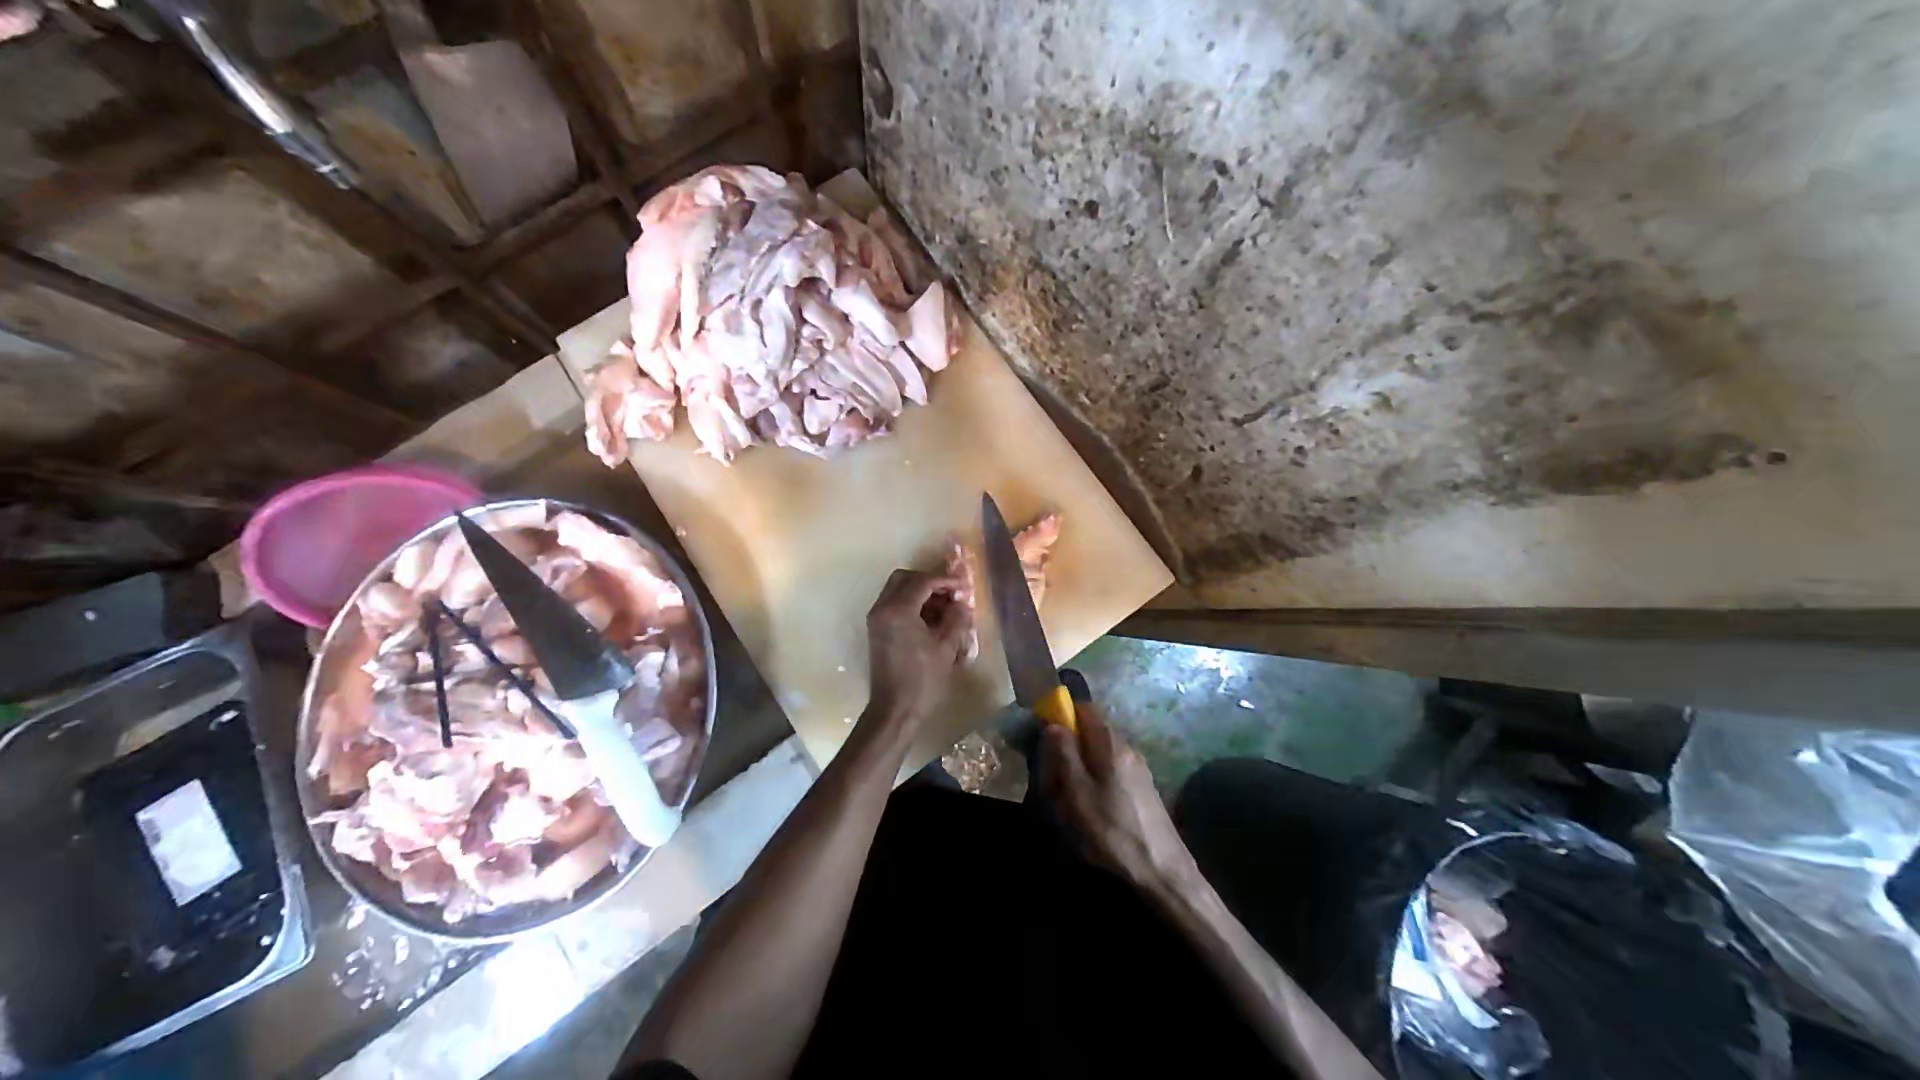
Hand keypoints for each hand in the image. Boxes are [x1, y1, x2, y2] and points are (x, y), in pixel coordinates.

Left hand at [863, 568, 971, 728]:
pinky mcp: (876, 629)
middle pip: (905, 578)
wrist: (894, 709)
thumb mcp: (946, 647)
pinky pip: (893, 604)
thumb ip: (956, 618)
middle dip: (929, 581)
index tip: (963, 587)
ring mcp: (876, 619)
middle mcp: (882, 608)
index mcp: (898, 610)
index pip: (923, 581)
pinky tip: (930, 618)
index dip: (945, 580)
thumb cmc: (923, 680)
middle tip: (951, 593)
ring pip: (897, 590)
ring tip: (944, 607)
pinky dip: (911, 603)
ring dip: (920, 592)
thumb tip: (962, 602)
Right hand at [1044, 704, 1197, 894]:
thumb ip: (1064, 754)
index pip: (1084, 708)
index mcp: (1111, 743)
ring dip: (1079, 766)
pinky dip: (1093, 780)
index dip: (1061, 714)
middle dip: (1067, 745)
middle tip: (1049, 774)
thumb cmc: (1112, 830)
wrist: (1162, 871)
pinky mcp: (1142, 789)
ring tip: (1065, 797)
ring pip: (1099, 754)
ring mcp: (1138, 768)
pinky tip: (1088, 808)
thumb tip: (1053, 723)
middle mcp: (1127, 748)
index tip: (1042, 733)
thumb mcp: (1077, 793)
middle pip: (1091, 731)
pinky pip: (1109, 771)